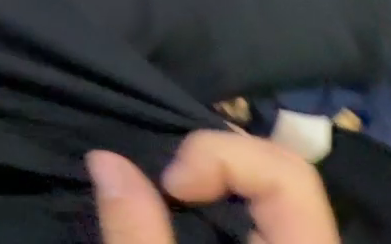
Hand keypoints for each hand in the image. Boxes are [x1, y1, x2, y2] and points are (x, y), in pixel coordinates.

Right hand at [89, 131, 338, 243]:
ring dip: (205, 177)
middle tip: (160, 184)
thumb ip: (135, 232)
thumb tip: (105, 158)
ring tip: (160, 195)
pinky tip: (173, 211)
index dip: (219, 158)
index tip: (169, 184)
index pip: (285, 172)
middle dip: (206, 159)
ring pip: (260, 193)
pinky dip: (209, 197)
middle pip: (274, 169)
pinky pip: (253, 215)